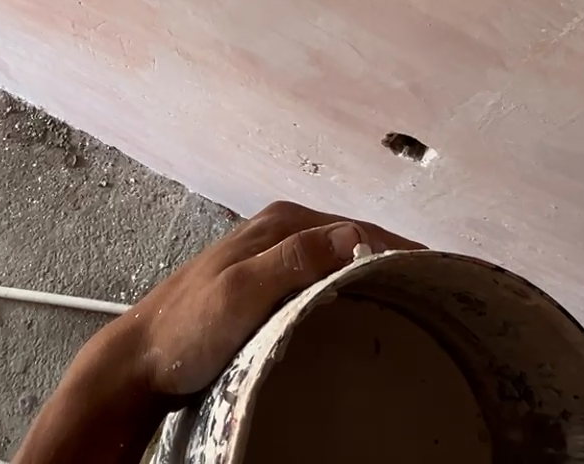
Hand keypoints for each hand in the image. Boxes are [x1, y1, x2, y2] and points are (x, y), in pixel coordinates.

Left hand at [14, 201, 420, 463]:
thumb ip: (293, 260)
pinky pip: (325, 276)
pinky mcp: (271, 282)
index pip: (357, 228)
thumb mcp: (240, 292)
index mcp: (281, 223)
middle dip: (397, 256)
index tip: (441, 270)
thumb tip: (353, 233)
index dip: (401, 248)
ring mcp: (276, 255)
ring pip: (342, 257)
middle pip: (354, 238)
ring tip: (416, 295)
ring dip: (378, 269)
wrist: (141, 359)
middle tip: (441, 286)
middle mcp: (282, 230)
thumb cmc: (186, 328)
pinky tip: (366, 305)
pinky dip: (353, 283)